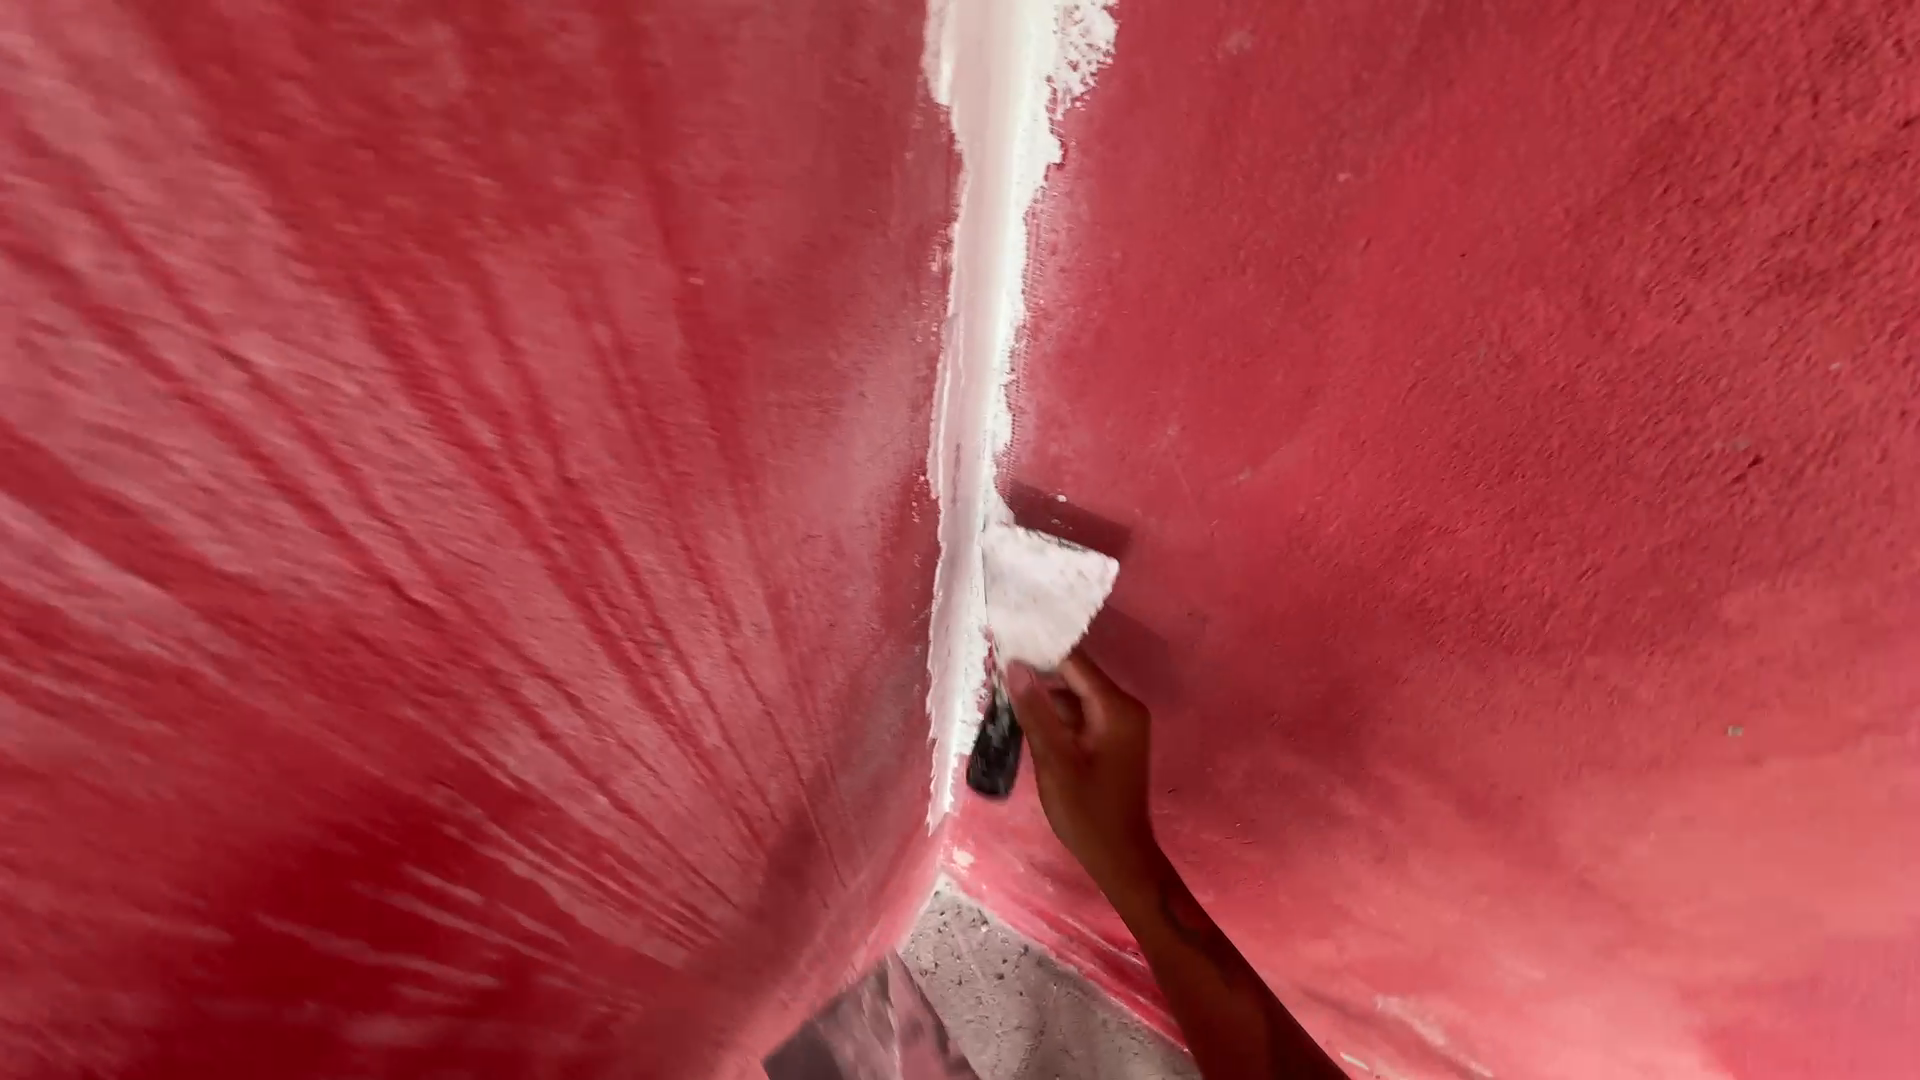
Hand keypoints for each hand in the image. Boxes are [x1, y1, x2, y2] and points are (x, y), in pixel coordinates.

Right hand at [1004, 650, 1162, 893]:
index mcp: (1115, 707)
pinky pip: (1080, 713)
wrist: (1120, 857)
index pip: (1074, 662)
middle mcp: (1123, 707)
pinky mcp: (1112, 738)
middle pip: (1075, 676)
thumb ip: (1034, 710)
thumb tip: (1014, 665)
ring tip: (1003, 689)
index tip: (1004, 639)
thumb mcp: (1054, 760)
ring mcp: (1120, 723)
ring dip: (1043, 695)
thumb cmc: (1087, 812)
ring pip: (1074, 695)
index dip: (1039, 650)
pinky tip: (1026, 716)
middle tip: (997, 666)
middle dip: (1037, 672)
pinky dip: (1056, 714)